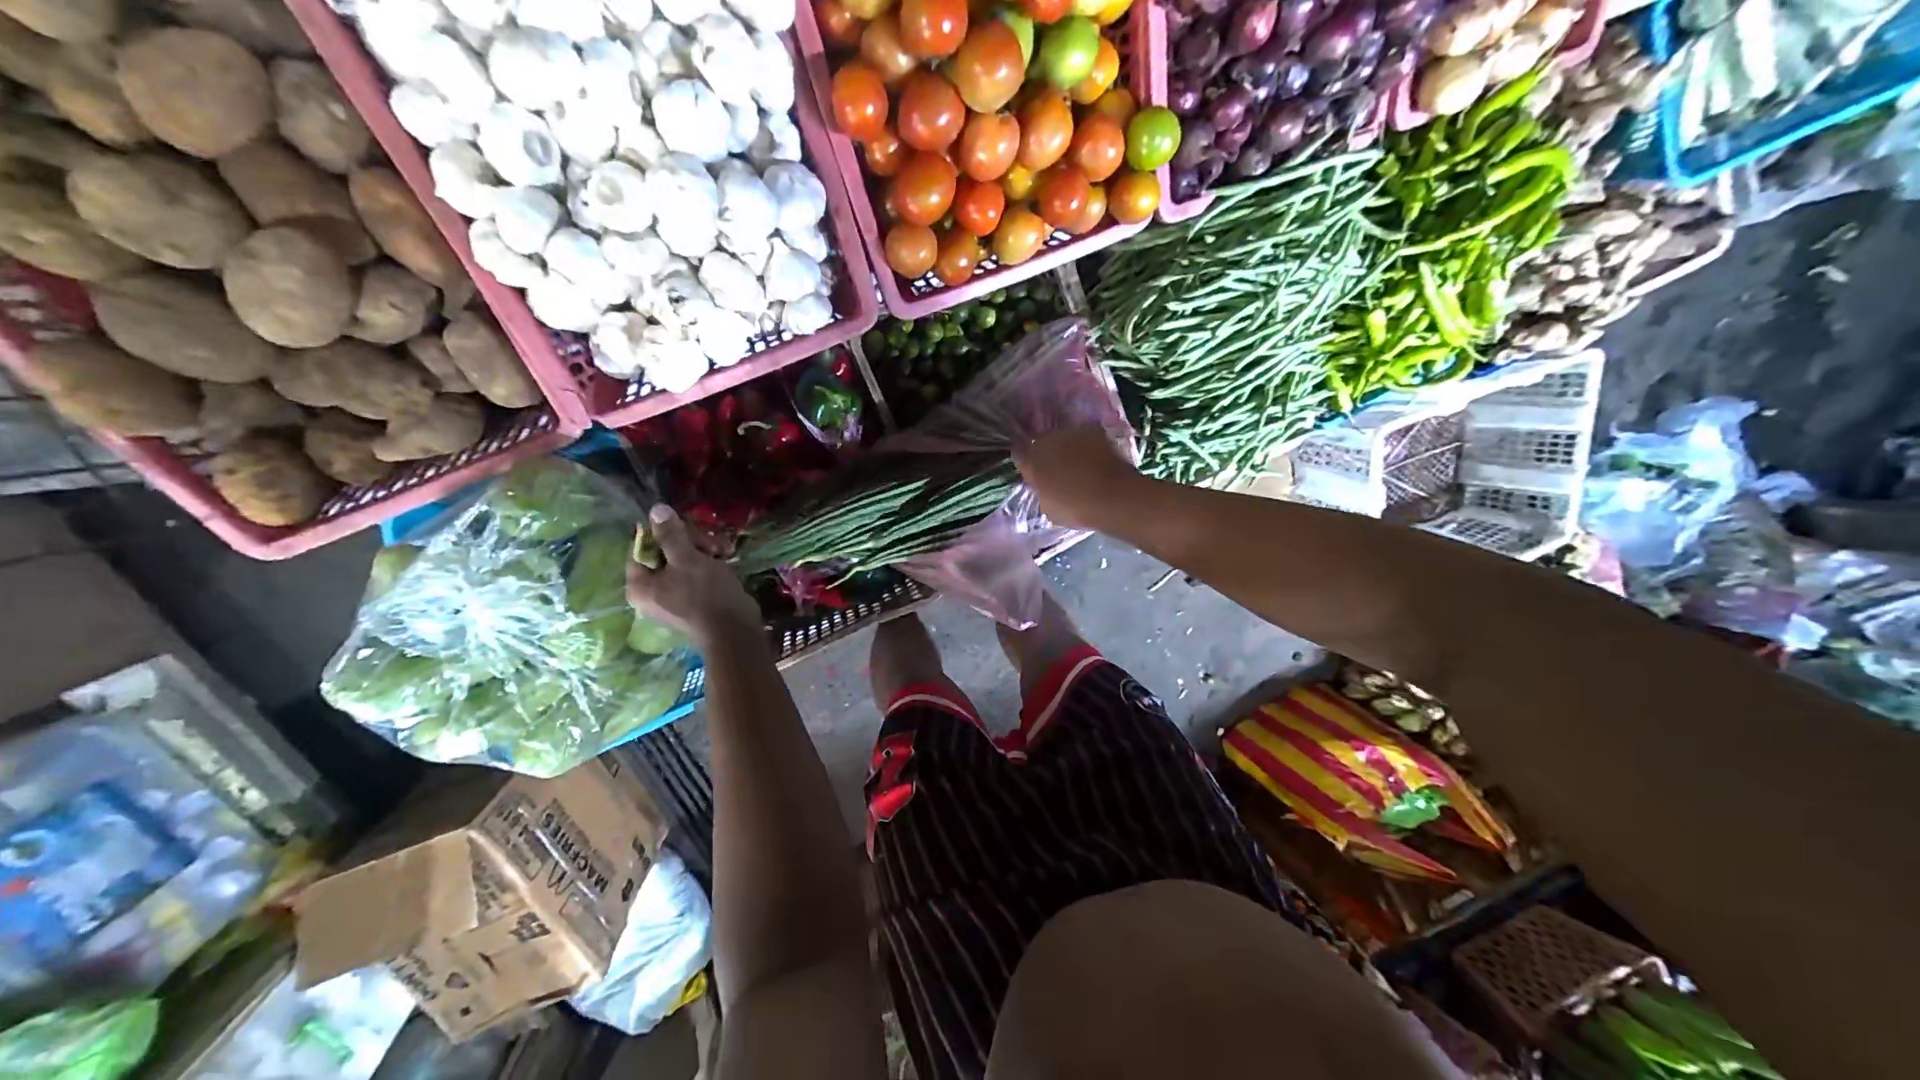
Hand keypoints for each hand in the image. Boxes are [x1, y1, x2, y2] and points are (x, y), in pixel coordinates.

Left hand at [627, 504, 759, 645]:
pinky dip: (710, 561)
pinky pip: (695, 570)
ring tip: (724, 549)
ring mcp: (673, 594)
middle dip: (690, 541)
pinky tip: (727, 555)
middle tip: (710, 542)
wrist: (735, 630)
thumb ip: (670, 534)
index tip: (684, 525)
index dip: (662, 531)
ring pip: (683, 557)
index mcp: (639, 584)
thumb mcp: (687, 559)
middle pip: (664, 550)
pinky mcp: (694, 597)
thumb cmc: (706, 595)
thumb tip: (655, 509)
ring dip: (705, 548)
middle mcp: (651, 590)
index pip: (641, 545)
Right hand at [1013, 426, 1141, 530]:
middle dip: (1047, 453)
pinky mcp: (1095, 431)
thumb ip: (1041, 491)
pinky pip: (1085, 437)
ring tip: (1078, 464)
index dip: (1027, 464)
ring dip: (1067, 447)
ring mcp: (1072, 432)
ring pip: (1064, 438)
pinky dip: (1087, 446)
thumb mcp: (1048, 508)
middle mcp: (1048, 439)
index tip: (1034, 474)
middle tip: (1056, 470)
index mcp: (1031, 459)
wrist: (1115, 497)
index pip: (1019, 454)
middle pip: (1042, 442)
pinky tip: (1094, 459)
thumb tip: (1043, 485)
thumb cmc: (1076, 508)